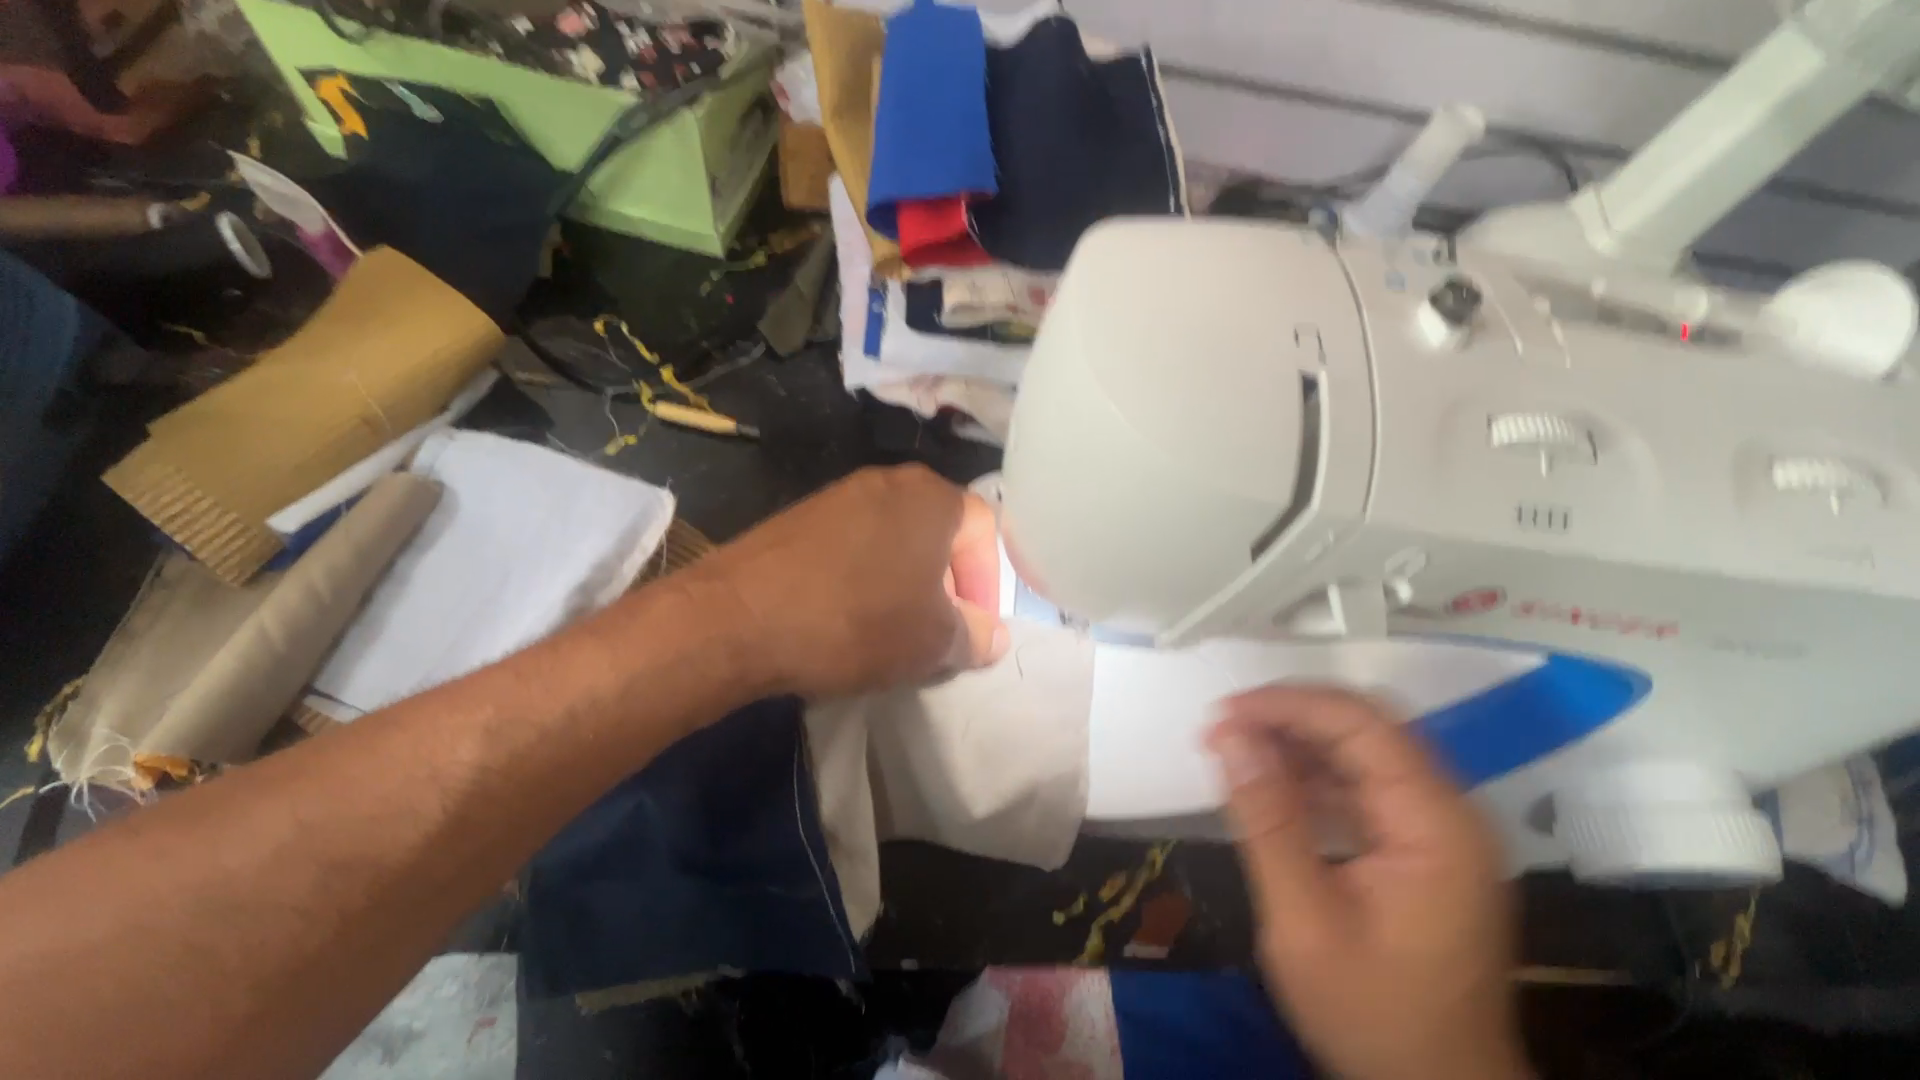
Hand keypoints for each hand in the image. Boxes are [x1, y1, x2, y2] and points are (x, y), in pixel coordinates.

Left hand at [680, 465, 1007, 701]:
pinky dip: (864, 580)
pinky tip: (846, 619)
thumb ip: (976, 636)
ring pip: (895, 541)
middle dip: (947, 586)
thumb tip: (990, 636)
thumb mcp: (933, 642)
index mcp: (931, 495)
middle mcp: (888, 481)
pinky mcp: (799, 518)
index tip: (972, 630)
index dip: (989, 584)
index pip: (986, 531)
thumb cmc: (857, 622)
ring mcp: (837, 495)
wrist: (737, 618)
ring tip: (891, 632)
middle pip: (939, 533)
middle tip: (937, 634)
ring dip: (905, 585)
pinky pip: (853, 547)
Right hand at [1207, 685, 1528, 1079]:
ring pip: (1366, 757)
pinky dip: (1317, 782)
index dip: (1286, 706)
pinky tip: (1272, 791)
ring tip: (1234, 754)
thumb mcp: (1304, 920)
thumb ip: (1267, 820)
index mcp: (1435, 823)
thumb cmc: (1372, 1013)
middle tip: (1221, 732)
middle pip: (1368, 731)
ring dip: (1299, 747)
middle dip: (1290, 720)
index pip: (1360, 724)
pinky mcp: (1427, 853)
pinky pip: (1369, 792)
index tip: (1221, 713)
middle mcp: (1451, 813)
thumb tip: (1228, 736)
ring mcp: (1443, 833)